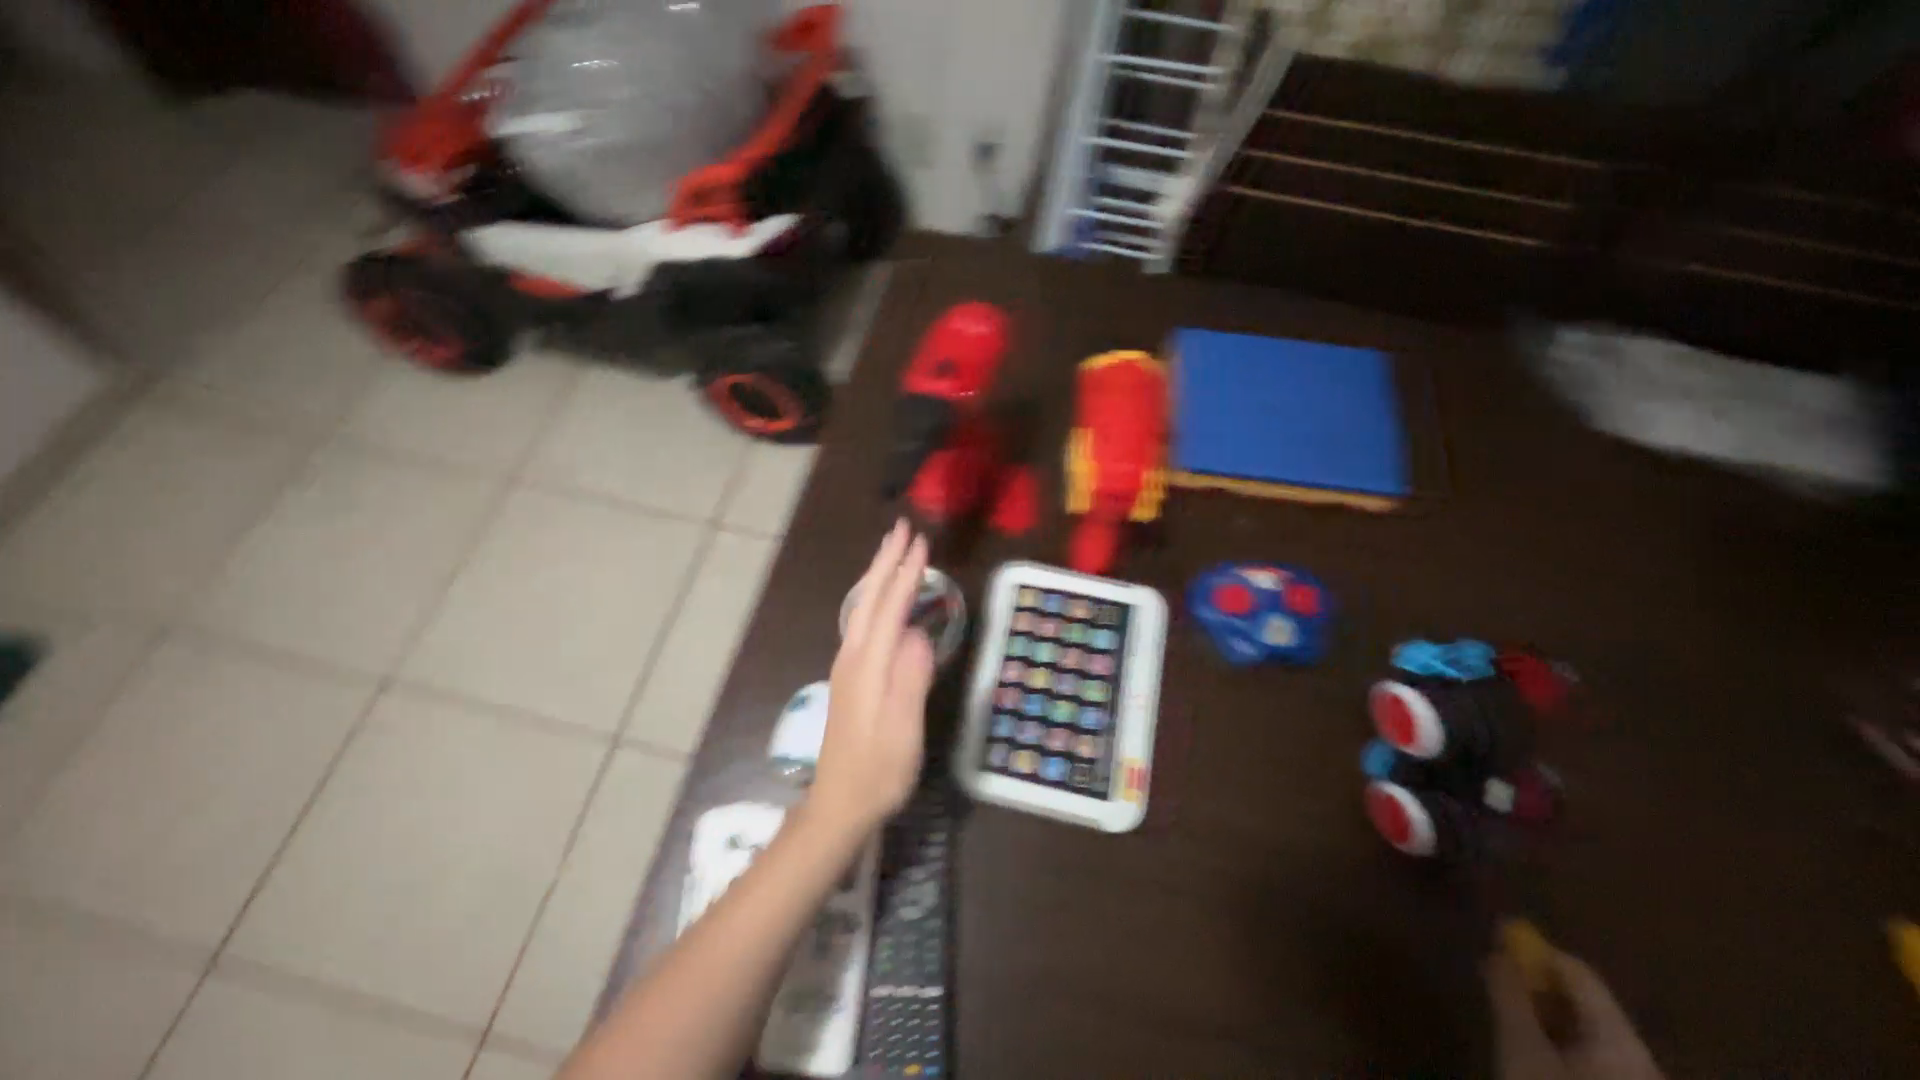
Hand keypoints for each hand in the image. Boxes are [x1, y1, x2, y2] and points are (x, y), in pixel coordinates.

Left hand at [809, 520, 935, 833]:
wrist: (841, 802)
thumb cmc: (878, 769)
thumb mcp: (903, 729)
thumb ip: (910, 678)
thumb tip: (921, 633)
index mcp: (868, 665)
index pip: (889, 607)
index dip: (905, 573)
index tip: (920, 541)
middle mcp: (853, 658)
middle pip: (869, 600)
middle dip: (885, 563)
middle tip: (901, 529)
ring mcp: (849, 668)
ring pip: (862, 609)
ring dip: (878, 577)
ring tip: (891, 553)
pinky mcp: (851, 680)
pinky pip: (863, 624)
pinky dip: (874, 601)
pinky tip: (880, 603)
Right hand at [1487, 950, 1663, 1079]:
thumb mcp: (1520, 1050)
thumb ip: (1509, 997)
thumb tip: (1497, 951)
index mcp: (1620, 1039)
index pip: (1578, 974)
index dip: (1536, 953)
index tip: (1497, 943)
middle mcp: (1640, 1059)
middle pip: (1586, 1006)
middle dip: (1539, 990)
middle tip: (1498, 987)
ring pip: (1587, 1035)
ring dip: (1546, 1020)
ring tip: (1510, 1024)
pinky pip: (1591, 1060)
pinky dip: (1559, 1048)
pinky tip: (1534, 1061)